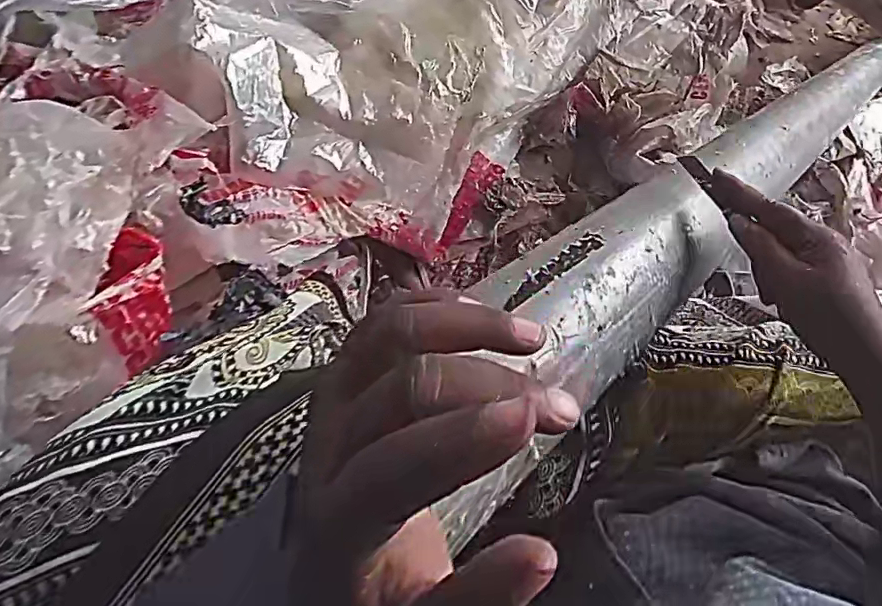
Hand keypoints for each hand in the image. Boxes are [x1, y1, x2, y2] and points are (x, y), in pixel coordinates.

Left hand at [291, 288, 579, 605]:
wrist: (326, 557)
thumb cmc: (377, 590)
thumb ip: (475, 597)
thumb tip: (542, 555)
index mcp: (338, 520)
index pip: (395, 466)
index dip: (466, 438)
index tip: (534, 419)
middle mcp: (325, 442)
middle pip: (403, 388)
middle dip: (489, 386)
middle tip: (556, 405)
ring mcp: (333, 392)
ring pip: (391, 331)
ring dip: (467, 325)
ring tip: (531, 338)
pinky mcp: (346, 364)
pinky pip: (386, 314)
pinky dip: (436, 304)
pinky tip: (481, 310)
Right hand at [696, 166, 881, 361]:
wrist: (872, 361)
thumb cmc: (830, 320)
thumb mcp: (786, 281)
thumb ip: (760, 246)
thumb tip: (738, 220)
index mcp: (818, 237)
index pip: (770, 208)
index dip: (740, 193)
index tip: (717, 175)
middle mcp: (827, 242)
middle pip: (777, 231)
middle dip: (759, 251)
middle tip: (759, 279)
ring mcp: (834, 261)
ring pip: (785, 252)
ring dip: (771, 272)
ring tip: (777, 299)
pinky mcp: (835, 280)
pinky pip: (796, 268)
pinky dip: (783, 281)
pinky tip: (787, 303)